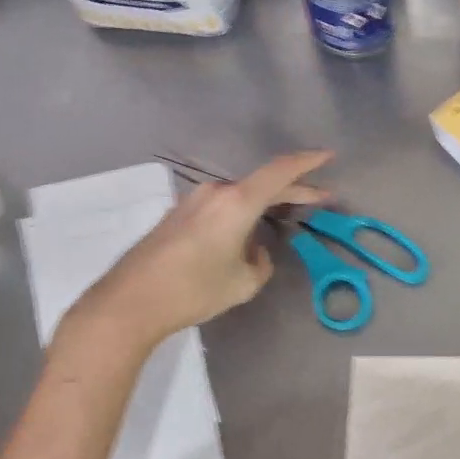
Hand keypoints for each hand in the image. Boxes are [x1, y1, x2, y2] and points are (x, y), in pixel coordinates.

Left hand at [66, 151, 331, 347]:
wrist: (130, 302)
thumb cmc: (195, 290)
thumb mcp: (244, 282)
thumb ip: (261, 261)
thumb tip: (254, 250)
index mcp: (237, 202)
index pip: (281, 172)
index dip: (308, 162)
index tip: (329, 155)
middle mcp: (216, 193)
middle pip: (263, 184)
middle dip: (295, 190)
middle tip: (321, 198)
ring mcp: (193, 202)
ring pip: (241, 195)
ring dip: (266, 202)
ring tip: (286, 216)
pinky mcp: (179, 215)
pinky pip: (222, 206)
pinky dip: (244, 212)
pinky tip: (248, 232)